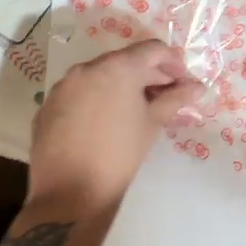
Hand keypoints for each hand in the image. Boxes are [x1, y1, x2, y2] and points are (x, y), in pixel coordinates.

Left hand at [27, 39, 202, 215]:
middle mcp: (88, 68)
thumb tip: (198, 88)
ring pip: (101, 74)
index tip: (183, 81)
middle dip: (148, 74)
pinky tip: (106, 120)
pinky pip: (80, 91)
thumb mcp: (153, 123)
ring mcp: (63, 86)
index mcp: (118, 67)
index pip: (153, 49)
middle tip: (164, 95)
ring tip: (135, 108)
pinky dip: (98, 96)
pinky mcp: (47, 106)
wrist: (67, 196)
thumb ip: (176, 98)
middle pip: (126, 59)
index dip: (173, 62)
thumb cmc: (119, 154)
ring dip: (122, 83)